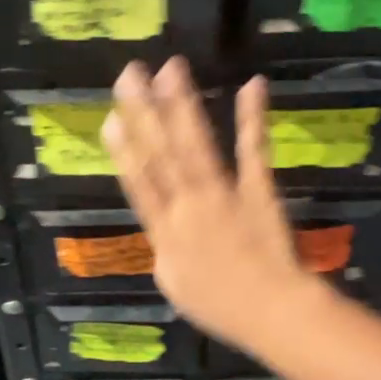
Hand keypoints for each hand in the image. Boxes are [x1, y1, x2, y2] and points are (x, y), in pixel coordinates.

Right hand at [102, 58, 318, 342]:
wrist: (269, 311)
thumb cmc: (220, 307)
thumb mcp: (175, 286)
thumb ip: (165, 253)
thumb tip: (160, 231)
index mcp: (164, 232)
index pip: (140, 184)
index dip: (124, 150)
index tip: (111, 117)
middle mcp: (187, 205)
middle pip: (161, 153)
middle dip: (143, 111)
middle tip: (129, 74)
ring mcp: (222, 195)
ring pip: (196, 145)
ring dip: (182, 105)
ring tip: (170, 69)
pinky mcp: (257, 190)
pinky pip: (253, 152)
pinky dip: (252, 118)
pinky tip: (251, 85)